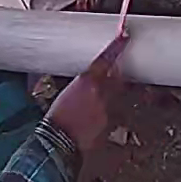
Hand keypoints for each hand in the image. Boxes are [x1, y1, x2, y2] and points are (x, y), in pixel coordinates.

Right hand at [45, 31, 129, 152]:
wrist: (57, 143)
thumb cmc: (56, 118)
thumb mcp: (65, 93)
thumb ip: (83, 84)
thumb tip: (90, 80)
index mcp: (88, 81)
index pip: (106, 59)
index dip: (116, 47)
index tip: (124, 37)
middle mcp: (101, 93)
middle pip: (116, 77)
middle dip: (114, 75)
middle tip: (110, 73)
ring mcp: (107, 109)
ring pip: (113, 96)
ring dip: (106, 97)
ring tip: (88, 105)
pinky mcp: (109, 123)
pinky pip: (108, 113)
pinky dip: (101, 114)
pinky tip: (88, 119)